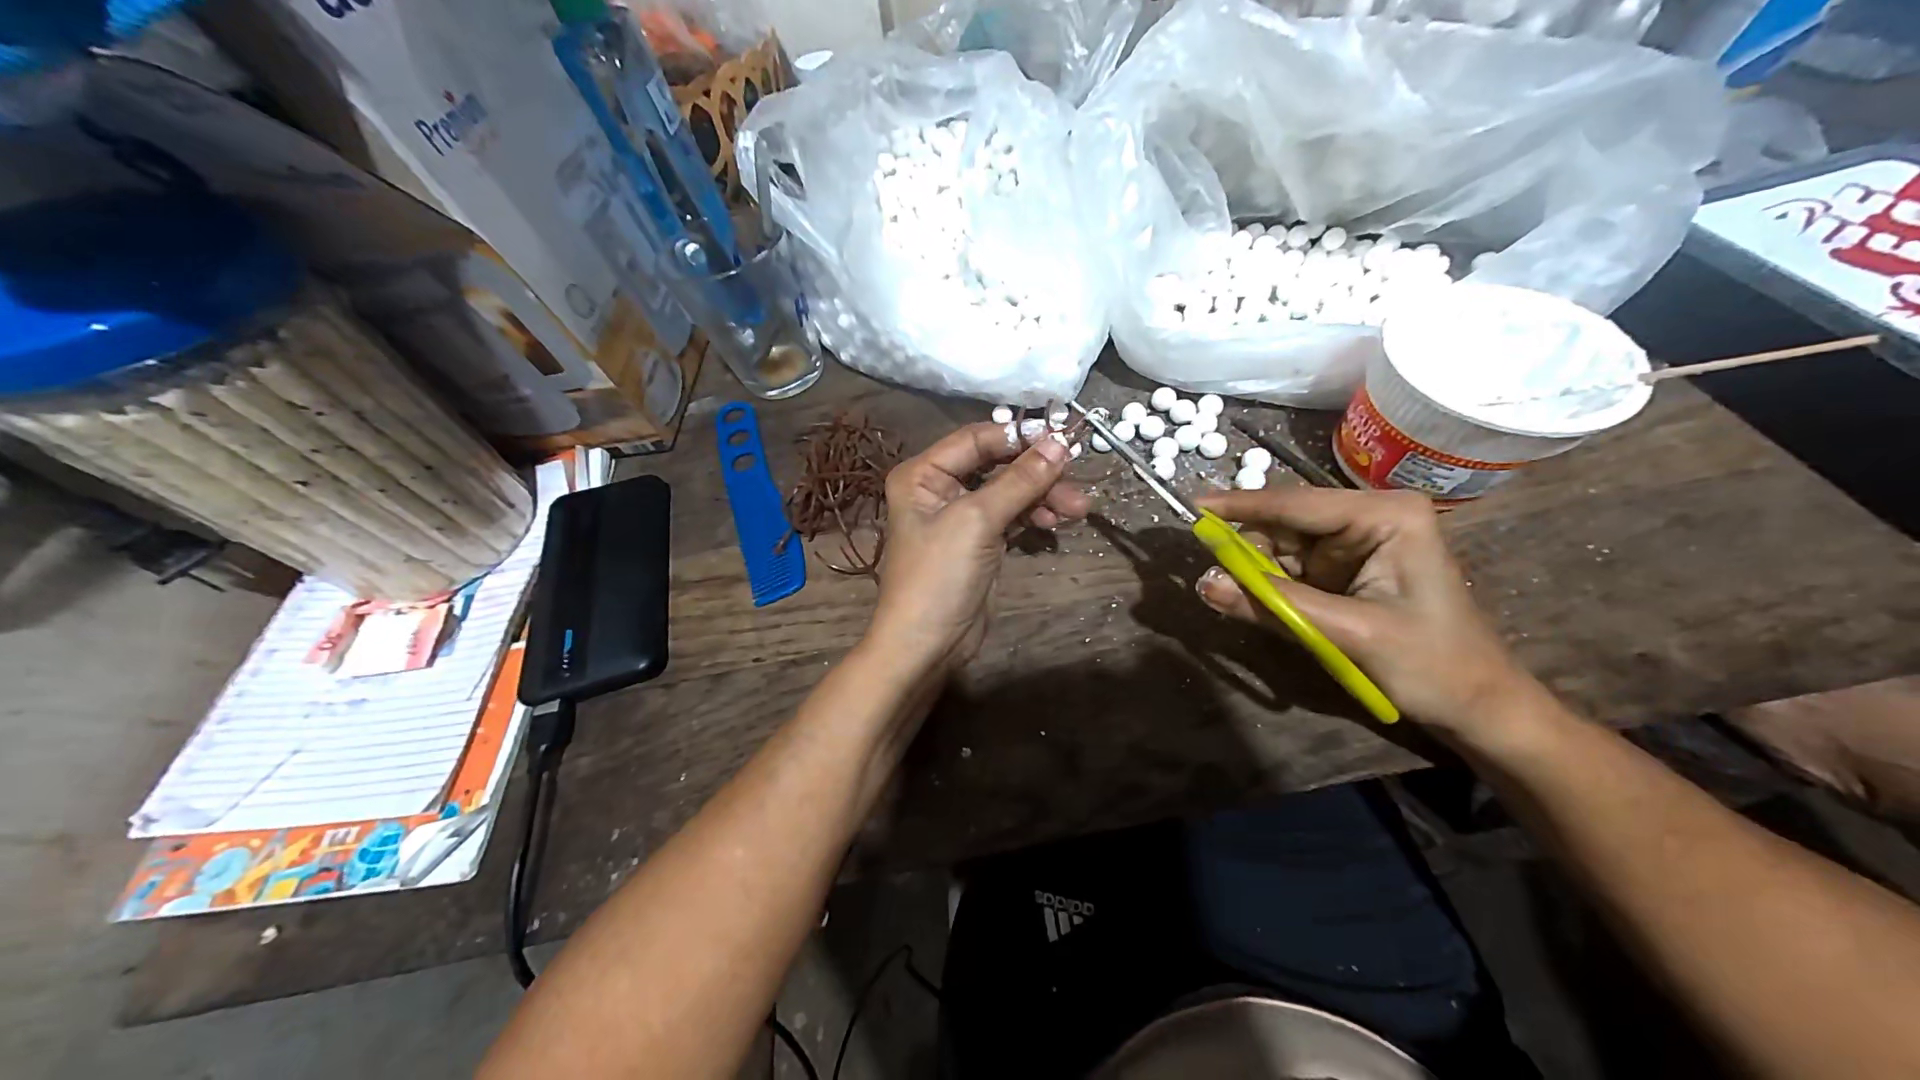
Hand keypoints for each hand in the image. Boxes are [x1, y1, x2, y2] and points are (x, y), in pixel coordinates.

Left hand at [868, 422, 1089, 676]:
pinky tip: (1059, 521)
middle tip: (1076, 480)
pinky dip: (1036, 515)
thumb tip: (1060, 443)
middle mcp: (939, 489)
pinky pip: (1014, 517)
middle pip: (997, 465)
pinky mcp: (981, 543)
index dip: (1018, 437)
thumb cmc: (940, 575)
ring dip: (1044, 496)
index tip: (1063, 439)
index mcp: (923, 474)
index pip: (976, 439)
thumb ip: (1019, 480)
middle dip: (1037, 473)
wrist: (926, 646)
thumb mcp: (977, 521)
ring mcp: (962, 517)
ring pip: (1011, 492)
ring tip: (1079, 510)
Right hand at [1192, 487, 1544, 739]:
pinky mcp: (1342, 573)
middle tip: (1208, 569)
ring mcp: (1354, 546)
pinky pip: (1290, 570)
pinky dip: (1267, 586)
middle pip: (1285, 522)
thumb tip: (1203, 583)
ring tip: (1226, 589)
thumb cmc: (1431, 664)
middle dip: (1246, 545)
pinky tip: (1250, 599)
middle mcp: (1368, 519)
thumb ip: (1274, 605)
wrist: (1477, 707)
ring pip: (1282, 547)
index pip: (1297, 503)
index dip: (1242, 506)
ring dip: (1253, 569)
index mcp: (1385, 516)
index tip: (1193, 506)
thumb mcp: (1348, 633)